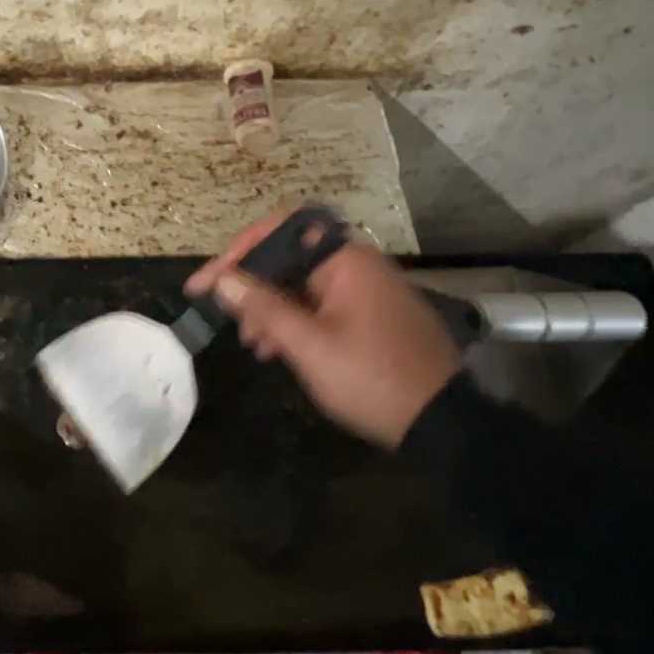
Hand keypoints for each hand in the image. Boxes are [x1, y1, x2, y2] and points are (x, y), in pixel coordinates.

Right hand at [186, 210, 462, 447]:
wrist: (444, 423)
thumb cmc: (372, 379)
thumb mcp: (309, 346)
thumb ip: (262, 307)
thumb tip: (222, 279)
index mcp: (345, 261)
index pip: (280, 230)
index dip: (238, 251)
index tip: (208, 282)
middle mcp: (358, 264)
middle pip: (289, 256)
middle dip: (252, 284)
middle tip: (223, 315)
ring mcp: (368, 289)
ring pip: (303, 283)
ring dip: (270, 306)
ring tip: (252, 343)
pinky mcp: (373, 314)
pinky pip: (322, 303)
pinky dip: (294, 319)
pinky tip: (277, 349)